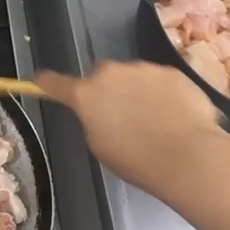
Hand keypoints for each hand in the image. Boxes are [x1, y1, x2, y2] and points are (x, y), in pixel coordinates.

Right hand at [37, 60, 229, 181]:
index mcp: (86, 94)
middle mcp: (111, 72)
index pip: (54, 83)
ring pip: (132, 76)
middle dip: (107, 89)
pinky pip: (159, 80)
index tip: (39, 80)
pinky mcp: (172, 71)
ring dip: (136, 91)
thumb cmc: (137, 160)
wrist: (190, 156)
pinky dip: (163, 93)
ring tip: (155, 120)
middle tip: (121, 116)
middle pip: (101, 75)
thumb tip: (100, 112)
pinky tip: (175, 116)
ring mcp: (143, 69)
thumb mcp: (100, 145)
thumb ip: (92, 120)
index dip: (45, 83)